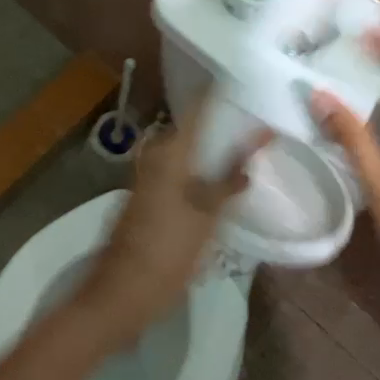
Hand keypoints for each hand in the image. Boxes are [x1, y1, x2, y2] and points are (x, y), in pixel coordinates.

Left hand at [75, 109, 269, 340]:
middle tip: (254, 124)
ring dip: (209, 151)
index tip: (245, 84)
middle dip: (219, 126)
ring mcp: (146, 178)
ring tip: (244, 153)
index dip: (219, 94)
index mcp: (170, 152)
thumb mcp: (208, 217)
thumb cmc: (167, 252)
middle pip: (191, 130)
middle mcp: (154, 156)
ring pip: (184, 152)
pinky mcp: (145, 198)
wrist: (120, 295)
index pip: (198, 109)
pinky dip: (197, 171)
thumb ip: (232, 178)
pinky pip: (176, 171)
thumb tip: (260, 138)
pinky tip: (219, 184)